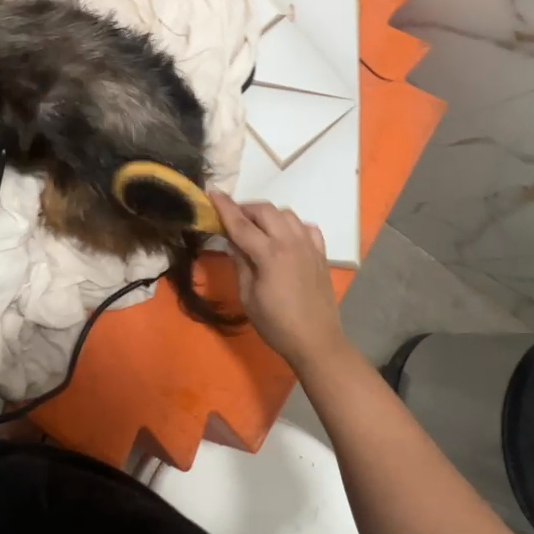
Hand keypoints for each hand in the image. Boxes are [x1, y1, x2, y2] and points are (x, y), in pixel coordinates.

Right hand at [216, 193, 347, 368]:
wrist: (317, 342)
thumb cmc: (277, 324)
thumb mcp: (248, 297)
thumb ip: (241, 263)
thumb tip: (232, 241)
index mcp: (269, 254)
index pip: (241, 223)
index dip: (224, 207)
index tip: (212, 192)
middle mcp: (290, 242)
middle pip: (265, 210)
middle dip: (246, 208)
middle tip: (233, 219)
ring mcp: (308, 245)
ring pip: (286, 213)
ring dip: (268, 215)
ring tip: (258, 228)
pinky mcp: (321, 253)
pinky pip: (306, 226)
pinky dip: (292, 225)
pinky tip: (285, 238)